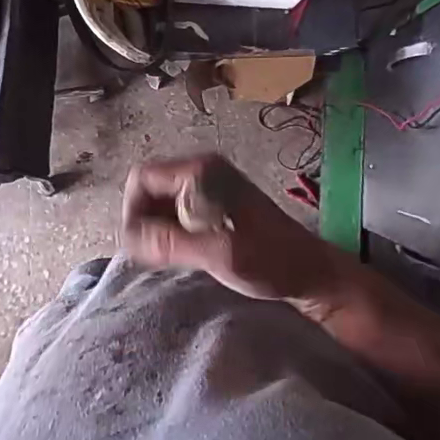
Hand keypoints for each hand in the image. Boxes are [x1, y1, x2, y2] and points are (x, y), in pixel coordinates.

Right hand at [120, 155, 343, 302]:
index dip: (132, 210)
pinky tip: (181, 251)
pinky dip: (170, 228)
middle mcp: (202, 168)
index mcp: (201, 171)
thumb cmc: (269, 261)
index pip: (142, 178)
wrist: (311, 271)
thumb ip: (170, 242)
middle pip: (149, 186)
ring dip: (156, 225)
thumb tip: (128, 239)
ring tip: (166, 255)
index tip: (138, 244)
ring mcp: (210, 182)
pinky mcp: (216, 199)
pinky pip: (177, 207)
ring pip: (161, 198)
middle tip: (151, 253)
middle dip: (144, 219)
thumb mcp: (217, 253)